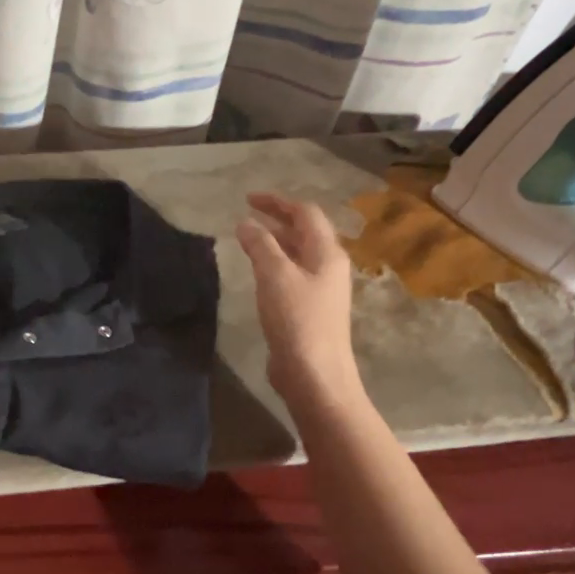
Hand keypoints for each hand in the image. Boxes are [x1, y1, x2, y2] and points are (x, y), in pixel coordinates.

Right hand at [236, 193, 363, 409]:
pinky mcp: (309, 308)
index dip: (278, 202)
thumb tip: (246, 223)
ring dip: (274, 240)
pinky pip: (291, 273)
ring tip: (247, 238)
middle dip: (276, 218)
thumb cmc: (297, 319)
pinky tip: (257, 270)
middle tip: (246, 214)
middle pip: (304, 231)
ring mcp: (321, 288)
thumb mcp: (274, 275)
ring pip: (298, 253)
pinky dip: (274, 262)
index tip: (248, 199)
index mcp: (327, 253)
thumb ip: (260, 244)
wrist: (314, 374)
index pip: (306, 214)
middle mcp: (328, 266)